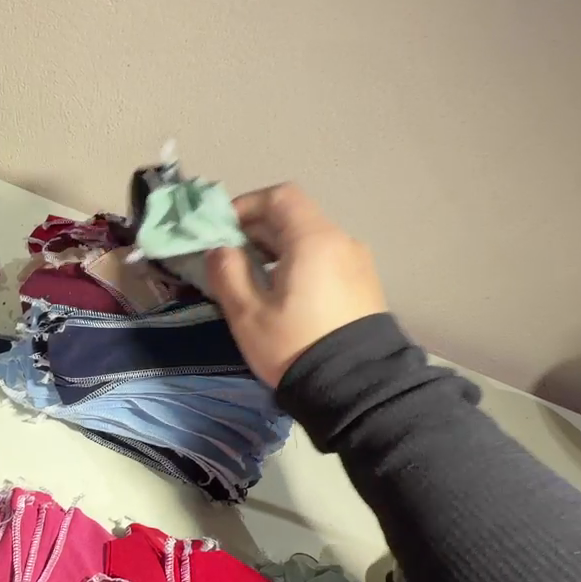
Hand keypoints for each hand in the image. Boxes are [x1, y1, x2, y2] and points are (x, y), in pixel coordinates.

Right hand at [204, 183, 388, 386]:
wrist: (354, 384)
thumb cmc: (294, 344)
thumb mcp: (247, 313)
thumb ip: (227, 273)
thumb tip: (219, 250)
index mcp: (313, 240)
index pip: (279, 197)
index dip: (245, 205)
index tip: (220, 229)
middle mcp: (340, 241)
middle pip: (293, 216)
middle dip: (254, 229)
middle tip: (226, 256)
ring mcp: (355, 262)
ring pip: (307, 238)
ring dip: (274, 248)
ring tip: (249, 278)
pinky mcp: (361, 283)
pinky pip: (322, 258)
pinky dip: (295, 262)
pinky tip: (278, 292)